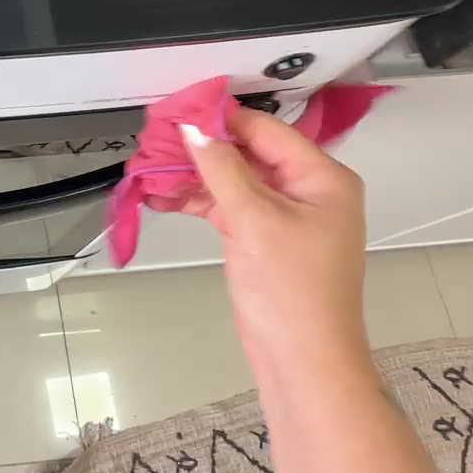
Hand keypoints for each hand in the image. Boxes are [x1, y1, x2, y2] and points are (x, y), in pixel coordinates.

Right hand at [177, 110, 368, 363]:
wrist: (300, 359)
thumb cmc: (292, 292)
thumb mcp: (254, 220)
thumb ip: (221, 169)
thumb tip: (193, 129)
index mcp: (322, 177)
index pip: (265, 130)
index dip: (221, 120)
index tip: (177, 113)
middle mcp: (305, 189)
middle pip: (246, 152)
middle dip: (200, 148)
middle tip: (156, 141)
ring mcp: (282, 214)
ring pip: (231, 178)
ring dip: (193, 175)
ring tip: (151, 169)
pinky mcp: (261, 236)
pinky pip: (226, 204)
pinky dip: (196, 200)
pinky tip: (163, 196)